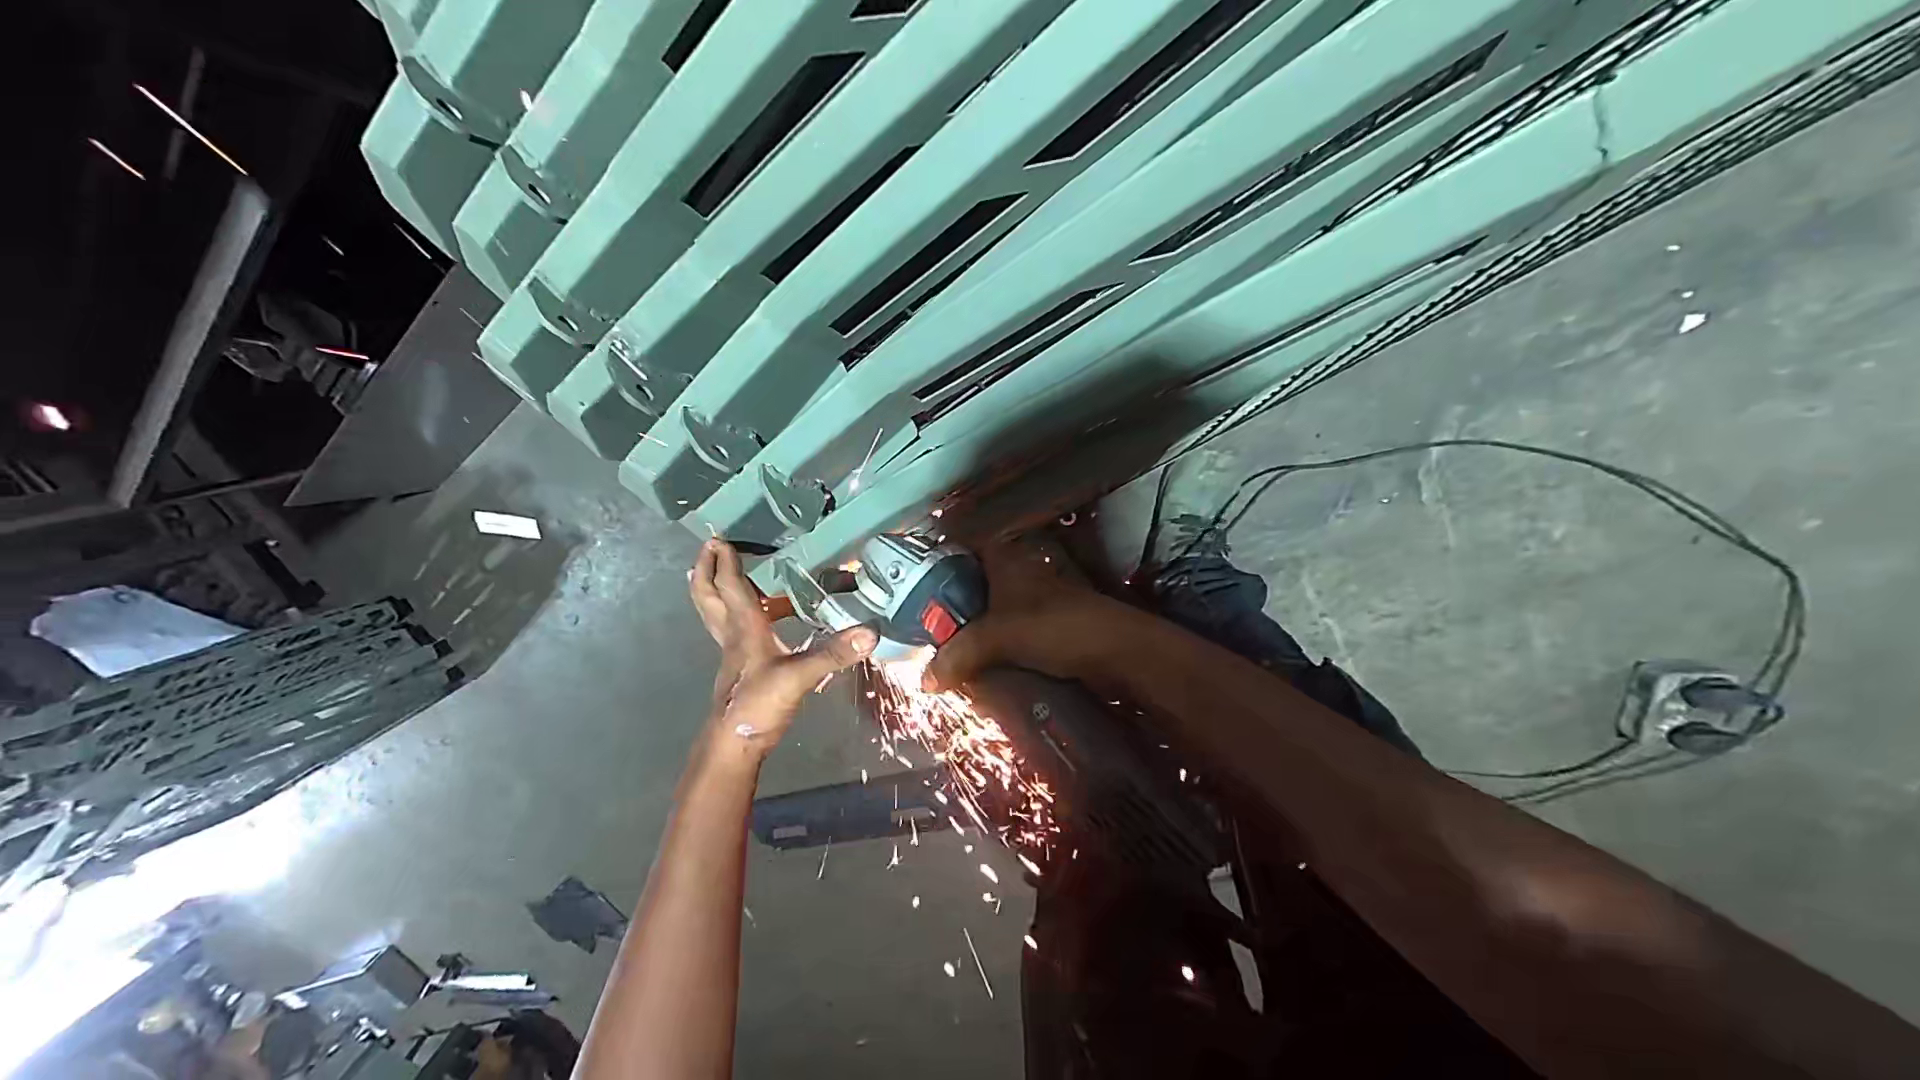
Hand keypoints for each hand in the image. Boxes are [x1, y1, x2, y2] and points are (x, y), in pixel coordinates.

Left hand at [689, 539, 875, 761]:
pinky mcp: (740, 669)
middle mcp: (733, 636)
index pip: (731, 587)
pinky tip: (756, 620)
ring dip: (716, 591)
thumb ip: (832, 654)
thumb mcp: (799, 677)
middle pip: (709, 597)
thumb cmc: (758, 706)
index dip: (727, 562)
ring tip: (722, 573)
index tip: (721, 538)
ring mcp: (733, 654)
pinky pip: (733, 631)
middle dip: (706, 570)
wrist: (733, 745)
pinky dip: (737, 616)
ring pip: (717, 614)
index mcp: (744, 629)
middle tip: (708, 548)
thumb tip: (870, 632)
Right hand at [924, 536, 1139, 691]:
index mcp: (1005, 560)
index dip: (941, 557)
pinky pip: (1011, 631)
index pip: (965, 546)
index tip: (916, 580)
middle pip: (976, 581)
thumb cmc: (1055, 627)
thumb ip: (958, 655)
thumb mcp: (997, 637)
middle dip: (953, 604)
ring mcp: (1036, 598)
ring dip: (975, 629)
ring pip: (994, 608)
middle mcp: (1019, 572)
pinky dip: (996, 645)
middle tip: (927, 626)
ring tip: (949, 650)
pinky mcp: (1048, 624)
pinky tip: (983, 664)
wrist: (1116, 651)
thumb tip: (923, 680)